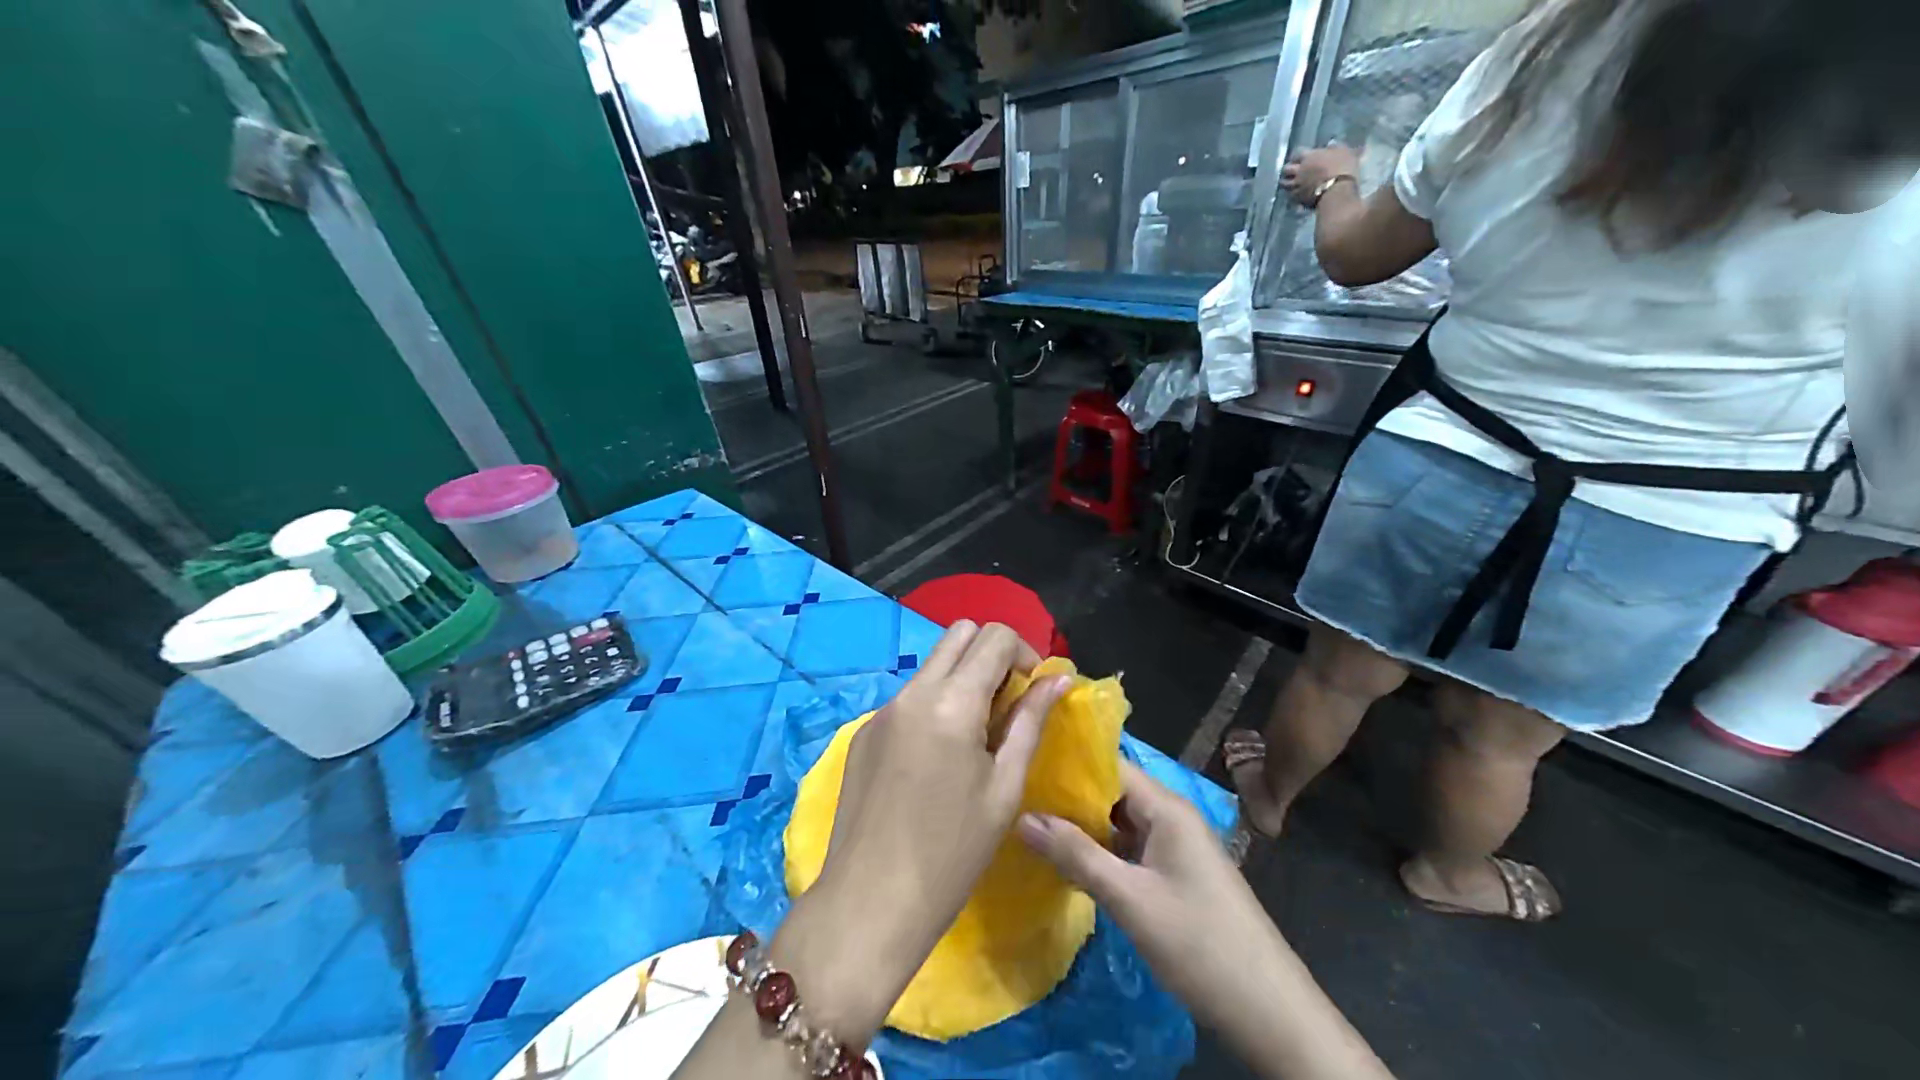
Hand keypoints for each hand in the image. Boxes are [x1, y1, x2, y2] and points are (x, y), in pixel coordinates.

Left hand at [772, 622, 1069, 1042]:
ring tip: (975, 737)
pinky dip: (933, 707)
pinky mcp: (862, 734)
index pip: (994, 637)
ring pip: (931, 666)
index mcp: (951, 702)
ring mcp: (881, 712)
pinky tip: (935, 762)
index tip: (1033, 691)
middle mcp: (912, 692)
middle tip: (1007, 703)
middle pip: (958, 635)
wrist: (870, 901)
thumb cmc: (953, 852)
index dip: (1024, 653)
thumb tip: (1057, 679)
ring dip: (960, 680)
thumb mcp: (1005, 786)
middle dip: (990, 654)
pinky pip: (907, 699)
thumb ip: (1029, 722)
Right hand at [1016, 761, 1266, 1019]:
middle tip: (1015, 795)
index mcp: (1167, 809)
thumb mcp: (1130, 898)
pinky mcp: (1173, 875)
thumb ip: (1076, 855)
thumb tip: (1022, 816)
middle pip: (1112, 792)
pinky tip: (1064, 860)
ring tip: (1027, 822)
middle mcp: (1171, 818)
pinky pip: (1128, 849)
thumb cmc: (1199, 943)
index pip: (1110, 765)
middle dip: (1067, 795)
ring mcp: (1174, 848)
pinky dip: (1098, 851)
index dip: (1068, 763)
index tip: (1023, 762)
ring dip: (1080, 825)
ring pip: (1118, 822)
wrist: (1268, 1009)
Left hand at [1282, 144, 1362, 206]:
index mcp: (1310, 156)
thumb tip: (1331, 143)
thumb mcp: (1344, 152)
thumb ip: (1335, 148)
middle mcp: (1299, 170)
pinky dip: (1291, 195)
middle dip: (1288, 169)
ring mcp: (1297, 185)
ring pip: (1284, 183)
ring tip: (1290, 183)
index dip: (1298, 155)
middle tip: (1291, 171)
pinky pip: (1290, 196)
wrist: (1338, 191)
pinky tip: (1295, 195)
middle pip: (1286, 168)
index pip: (1298, 152)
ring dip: (1286, 183)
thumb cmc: (1344, 168)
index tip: (1300, 157)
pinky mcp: (1297, 199)